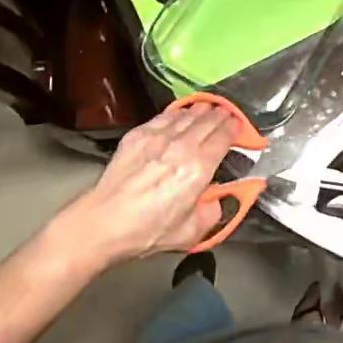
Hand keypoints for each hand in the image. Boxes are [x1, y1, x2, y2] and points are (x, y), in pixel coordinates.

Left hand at [57, 103, 239, 267]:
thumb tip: (220, 197)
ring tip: (209, 110)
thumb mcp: (192, 232)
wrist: (103, 223)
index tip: (240, 128)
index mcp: (199, 168)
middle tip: (228, 115)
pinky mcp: (138, 135)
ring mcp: (158, 136)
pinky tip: (182, 115)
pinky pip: (165, 116)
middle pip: (209, 119)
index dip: (236, 128)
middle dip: (222, 115)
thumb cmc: (146, 231)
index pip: (224, 136)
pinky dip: (179, 113)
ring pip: (188, 114)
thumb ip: (214, 211)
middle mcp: (181, 145)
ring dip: (202, 111)